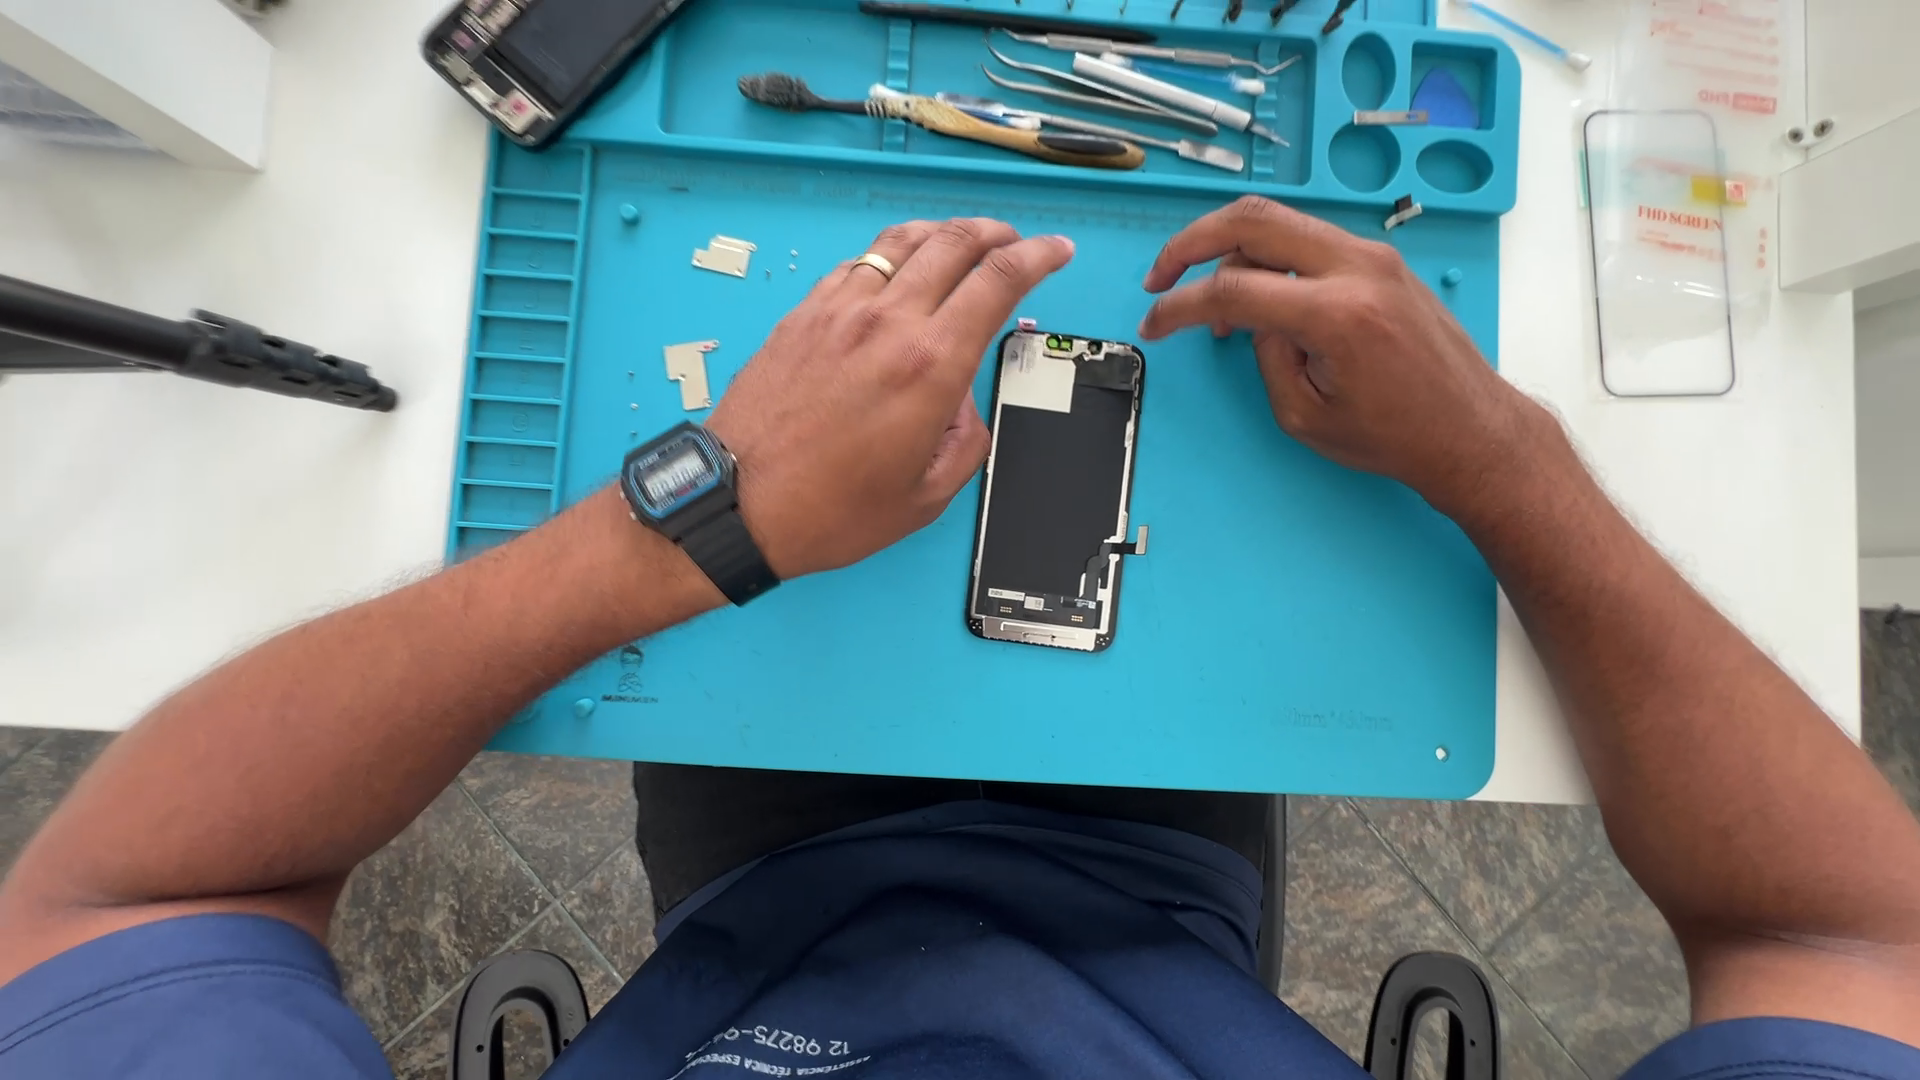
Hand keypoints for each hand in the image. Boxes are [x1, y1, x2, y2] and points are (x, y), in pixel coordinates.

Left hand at [706, 219, 1074, 578]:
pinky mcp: (804, 315)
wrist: (741, 504)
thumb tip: (961, 405)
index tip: (1055, 250)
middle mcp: (888, 323)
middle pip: (955, 243)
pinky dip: (889, 256)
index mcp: (931, 366)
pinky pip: (857, 264)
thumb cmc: (832, 509)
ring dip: (943, 232)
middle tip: (1014, 241)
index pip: (998, 281)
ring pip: (903, 242)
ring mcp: (840, 311)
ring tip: (960, 240)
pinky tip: (894, 271)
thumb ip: (966, 441)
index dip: (1038, 256)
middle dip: (996, 233)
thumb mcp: (928, 496)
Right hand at [1137, 196, 1542, 513]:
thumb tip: (1251, 317)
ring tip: (1213, 308)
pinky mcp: (1381, 261)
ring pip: (1280, 222)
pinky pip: (1307, 241)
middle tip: (1160, 276)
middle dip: (1192, 242)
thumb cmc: (1391, 436)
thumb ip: (1267, 354)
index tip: (1153, 324)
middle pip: (1253, 219)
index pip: (1232, 288)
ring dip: (1230, 251)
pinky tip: (1258, 299)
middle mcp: (1358, 267)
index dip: (1178, 305)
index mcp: (1336, 314)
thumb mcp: (1303, 414)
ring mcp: (1375, 256)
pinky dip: (1268, 260)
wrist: (1470, 429)